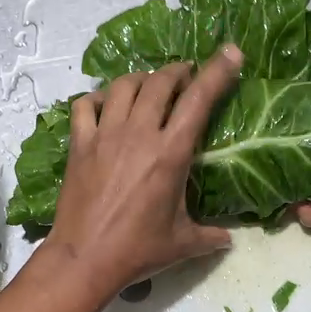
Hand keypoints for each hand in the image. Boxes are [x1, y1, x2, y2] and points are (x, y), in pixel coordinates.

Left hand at [42, 45, 241, 297]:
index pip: (198, 100)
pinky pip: (86, 105)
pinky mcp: (80, 144)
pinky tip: (106, 103)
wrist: (85, 258)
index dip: (217, 72)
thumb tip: (229, 239)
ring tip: (151, 84)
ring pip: (124, 86)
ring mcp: (105, 135)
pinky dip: (100, 97)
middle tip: (186, 75)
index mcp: (171, 154)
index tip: (230, 53)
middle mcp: (138, 134)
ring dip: (142, 78)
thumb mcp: (183, 244)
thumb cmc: (138, 251)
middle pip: (160, 82)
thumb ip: (211, 236)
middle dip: (178, 71)